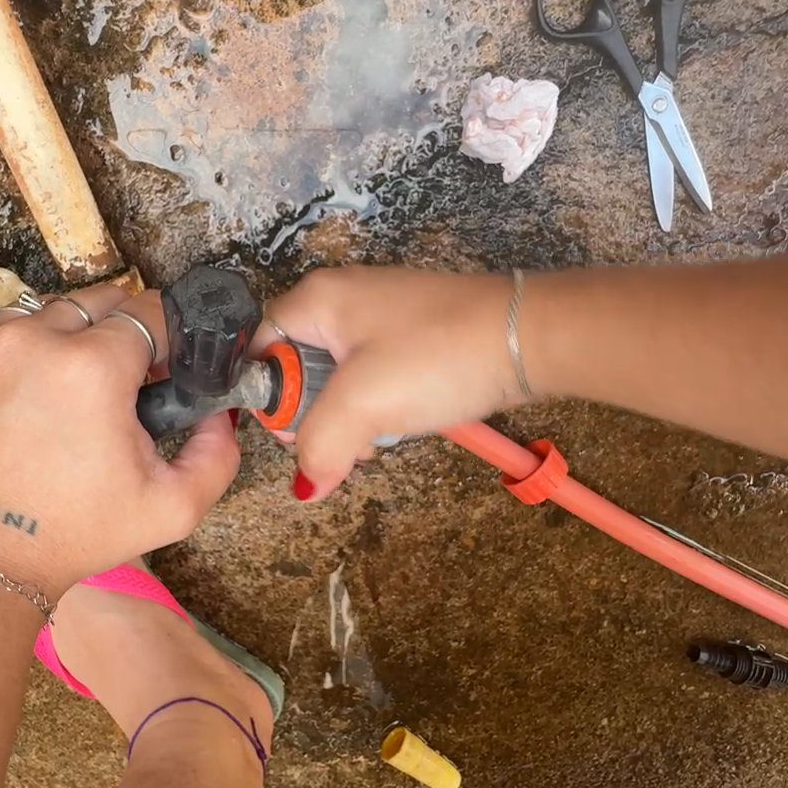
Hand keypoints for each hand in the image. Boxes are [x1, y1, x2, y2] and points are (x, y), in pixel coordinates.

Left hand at [0, 285, 239, 597]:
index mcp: (92, 368)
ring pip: (41, 314)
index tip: (166, 364)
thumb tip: (220, 415)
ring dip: (64, 339)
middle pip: (96, 303)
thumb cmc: (74, 533)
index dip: (168, 336)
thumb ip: (219, 455)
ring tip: (65, 391)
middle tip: (122, 381)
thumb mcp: (174, 509)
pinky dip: (9, 347)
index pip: (148, 312)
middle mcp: (30, 341)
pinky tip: (18, 389)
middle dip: (120, 333)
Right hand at [257, 267, 521, 498]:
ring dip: (351, 419)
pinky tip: (401, 425)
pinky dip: (381, 408)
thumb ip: (318, 445)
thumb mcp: (361, 404)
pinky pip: (377, 380)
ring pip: (340, 381)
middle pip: (299, 368)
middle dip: (314, 415)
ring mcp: (383, 319)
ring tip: (377, 439)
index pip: (261, 347)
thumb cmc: (436, 357)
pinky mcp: (415, 339)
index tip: (293, 430)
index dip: (268, 394)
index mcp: (317, 300)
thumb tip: (306, 487)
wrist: (526, 338)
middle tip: (343, 441)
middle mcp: (344, 301)